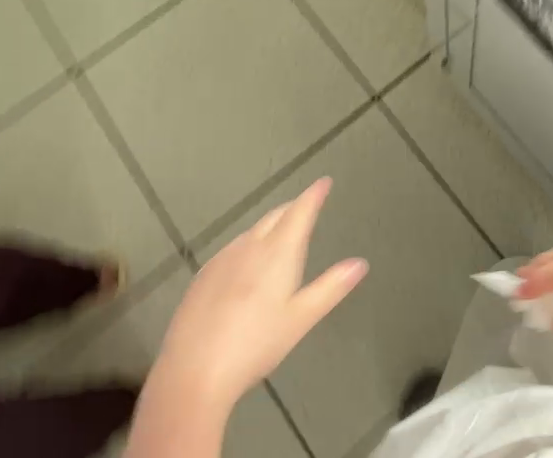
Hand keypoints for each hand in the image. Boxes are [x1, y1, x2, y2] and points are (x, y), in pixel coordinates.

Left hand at [151, 177, 367, 413]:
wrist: (193, 370)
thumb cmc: (255, 344)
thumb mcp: (300, 319)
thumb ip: (331, 288)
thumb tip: (360, 263)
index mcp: (277, 253)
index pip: (299, 212)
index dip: (314, 195)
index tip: (324, 181)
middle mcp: (249, 247)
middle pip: (275, 217)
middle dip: (293, 208)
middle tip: (306, 206)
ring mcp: (222, 260)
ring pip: (251, 232)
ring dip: (269, 227)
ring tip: (280, 234)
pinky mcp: (202, 277)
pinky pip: (232, 249)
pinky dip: (248, 246)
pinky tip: (246, 266)